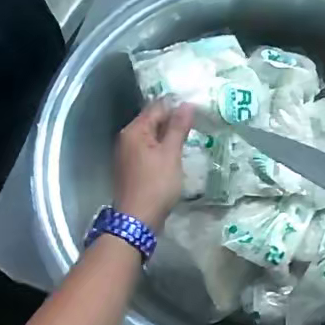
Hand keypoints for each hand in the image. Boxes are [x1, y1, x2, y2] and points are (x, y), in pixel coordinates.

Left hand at [113, 100, 195, 230]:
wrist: (137, 220)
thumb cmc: (156, 185)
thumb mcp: (171, 154)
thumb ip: (178, 128)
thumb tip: (187, 105)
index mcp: (134, 131)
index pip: (157, 108)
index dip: (177, 106)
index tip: (198, 109)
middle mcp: (127, 138)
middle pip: (152, 121)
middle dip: (173, 120)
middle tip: (198, 122)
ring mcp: (127, 154)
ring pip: (151, 136)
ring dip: (169, 136)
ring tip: (191, 137)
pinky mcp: (131, 167)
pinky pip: (148, 150)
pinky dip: (162, 149)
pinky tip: (176, 154)